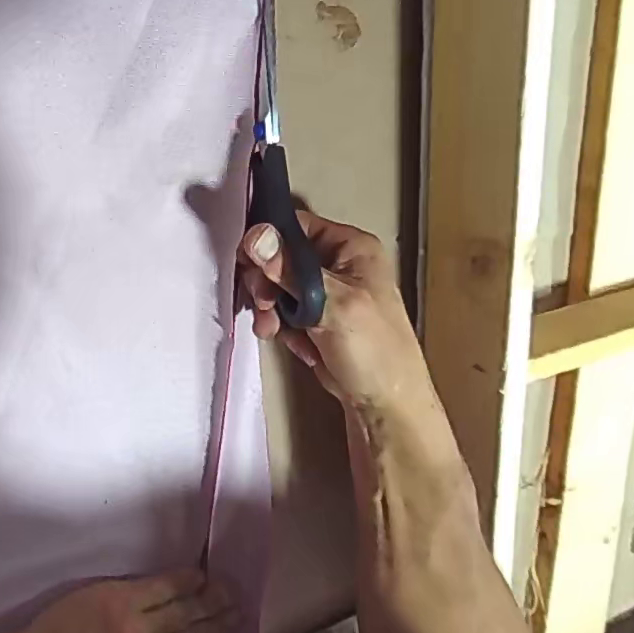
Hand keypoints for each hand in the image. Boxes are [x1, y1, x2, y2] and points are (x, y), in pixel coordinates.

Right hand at [237, 209, 425, 412]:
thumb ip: (290, 270)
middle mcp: (337, 262)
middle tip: (265, 303)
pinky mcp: (315, 315)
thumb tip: (256, 236)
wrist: (385, 407)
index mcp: (351, 247)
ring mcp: (325, 290)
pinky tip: (286, 339)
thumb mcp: (330, 304)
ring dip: (269, 307)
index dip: (267, 241)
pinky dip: (278, 323)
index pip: (295, 226)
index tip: (248, 263)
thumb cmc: (373, 352)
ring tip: (274, 329)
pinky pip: (282, 308)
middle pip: (280, 255)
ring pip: (276, 283)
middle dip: (267, 282)